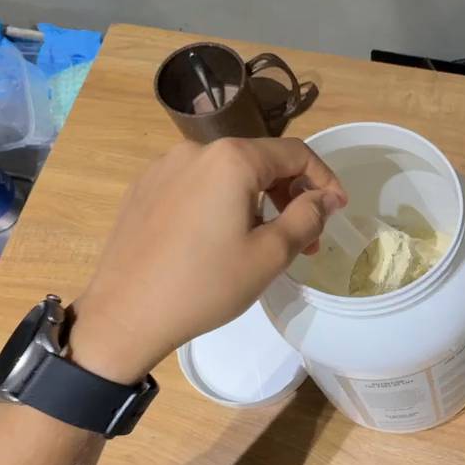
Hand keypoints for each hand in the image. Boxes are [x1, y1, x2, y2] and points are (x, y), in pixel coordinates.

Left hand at [68, 137, 345, 383]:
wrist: (126, 314)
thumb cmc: (206, 285)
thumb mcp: (271, 255)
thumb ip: (307, 218)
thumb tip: (327, 198)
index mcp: (232, 160)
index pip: (295, 153)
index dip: (325, 180)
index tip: (337, 211)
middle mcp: (196, 151)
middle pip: (261, 161)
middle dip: (291, 194)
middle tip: (307, 239)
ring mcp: (165, 168)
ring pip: (228, 175)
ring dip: (258, 201)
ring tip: (265, 244)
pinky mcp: (145, 189)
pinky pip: (198, 186)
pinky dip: (223, 205)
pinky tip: (221, 242)